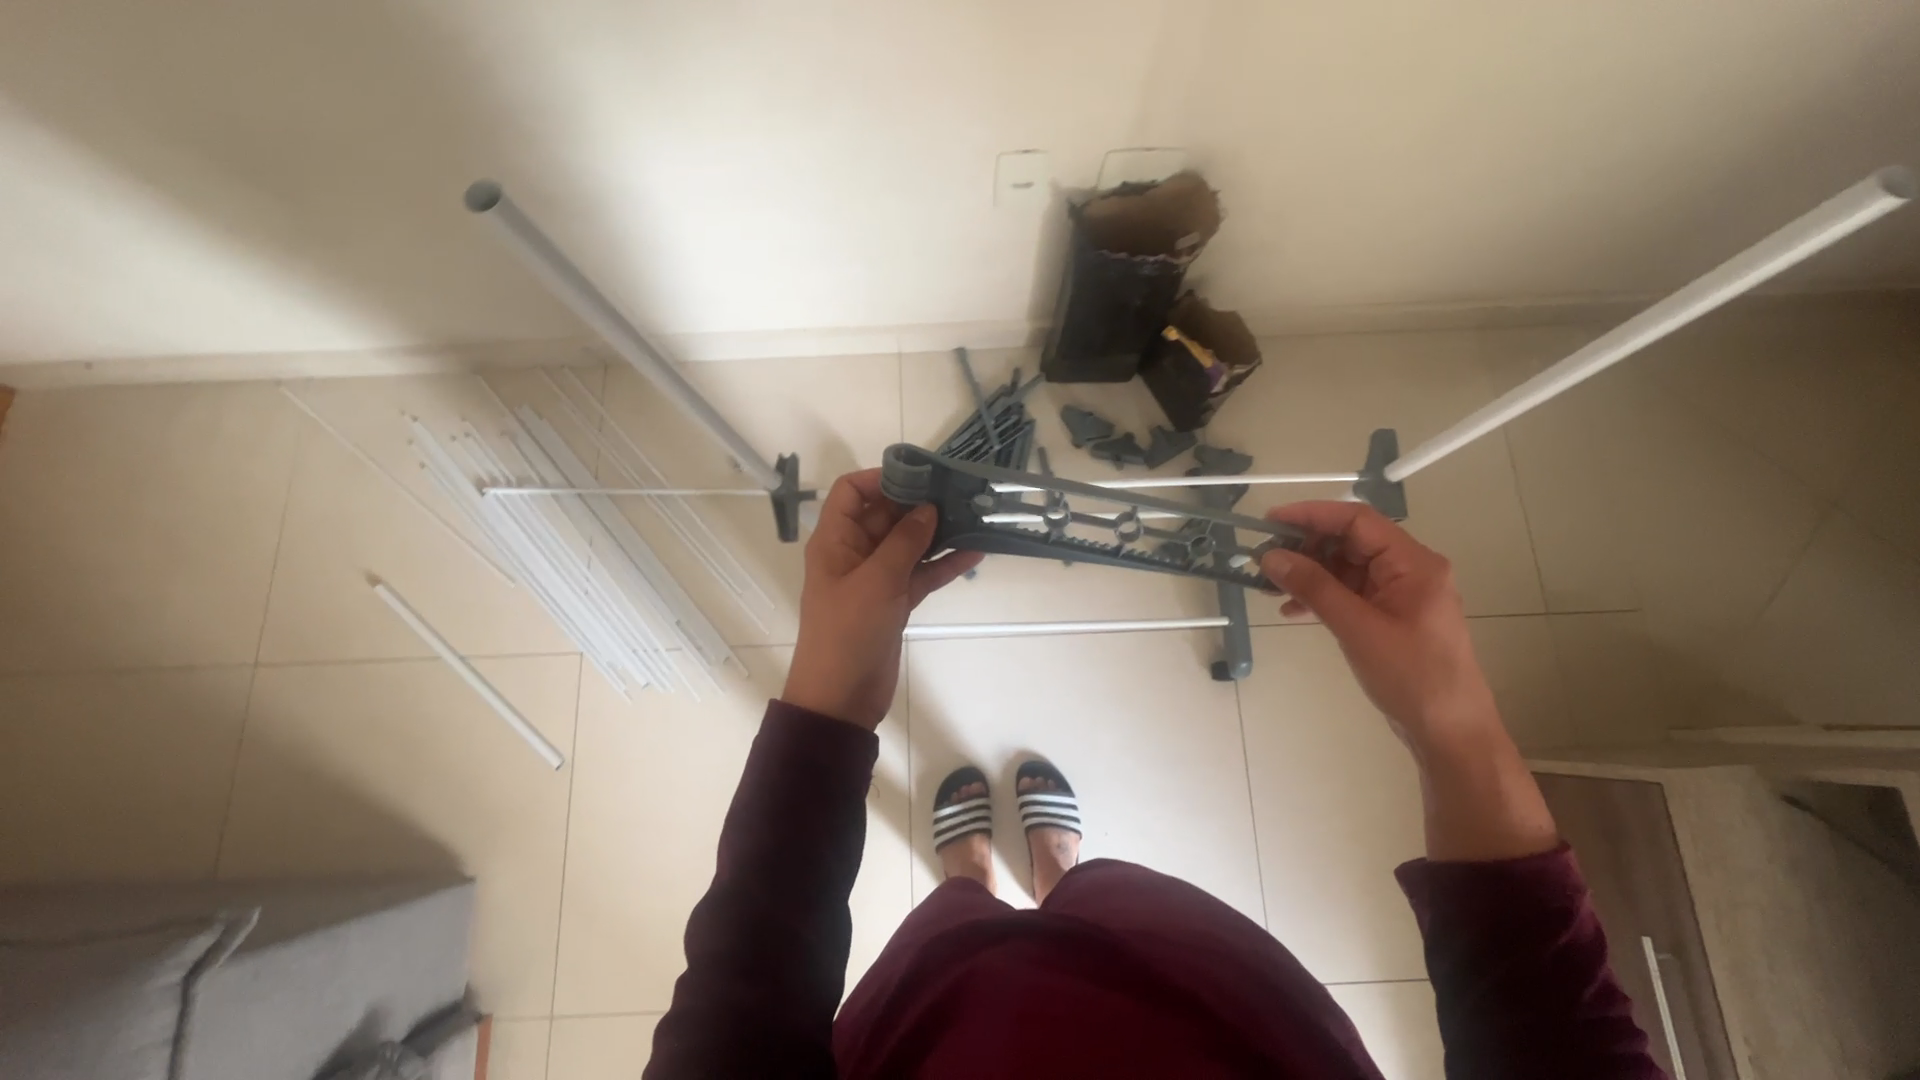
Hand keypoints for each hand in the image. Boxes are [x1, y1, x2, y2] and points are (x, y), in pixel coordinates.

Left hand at [783, 469, 983, 729]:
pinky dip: (944, 564)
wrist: (840, 698)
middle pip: (886, 515)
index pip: (851, 492)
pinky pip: (921, 574)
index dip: (881, 478)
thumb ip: (904, 541)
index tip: (920, 474)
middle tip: (958, 491)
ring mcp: (876, 578)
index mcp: (835, 540)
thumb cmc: (847, 633)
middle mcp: (854, 553)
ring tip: (973, 515)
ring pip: (908, 544)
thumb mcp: (876, 581)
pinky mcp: (895, 601)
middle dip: (919, 502)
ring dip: (936, 531)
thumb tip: (928, 507)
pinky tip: (975, 552)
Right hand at [1258, 501, 1499, 749]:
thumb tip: (1271, 557)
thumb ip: (1314, 588)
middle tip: (1265, 559)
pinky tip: (1293, 610)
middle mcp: (1409, 571)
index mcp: (1413, 563)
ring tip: (1271, 586)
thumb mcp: (1357, 628)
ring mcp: (1400, 595)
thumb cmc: (1412, 676)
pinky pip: (1350, 593)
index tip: (1269, 522)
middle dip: (1306, 547)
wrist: (1449, 732)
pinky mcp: (1390, 617)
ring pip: (1346, 568)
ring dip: (1309, 573)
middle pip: (1350, 542)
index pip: (1357, 521)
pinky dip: (1321, 596)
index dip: (1311, 515)